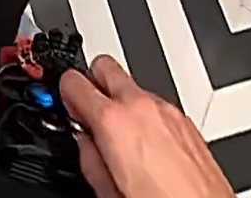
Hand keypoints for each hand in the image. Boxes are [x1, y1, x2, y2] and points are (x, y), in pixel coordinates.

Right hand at [59, 56, 233, 197]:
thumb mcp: (108, 195)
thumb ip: (90, 161)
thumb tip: (84, 144)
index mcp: (114, 123)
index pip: (75, 82)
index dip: (65, 92)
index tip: (66, 105)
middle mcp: (141, 106)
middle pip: (104, 66)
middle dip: (91, 82)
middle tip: (87, 111)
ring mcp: (166, 110)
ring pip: (131, 85)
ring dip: (120, 101)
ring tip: (118, 138)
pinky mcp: (185, 121)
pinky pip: (154, 103)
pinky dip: (143, 114)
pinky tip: (146, 147)